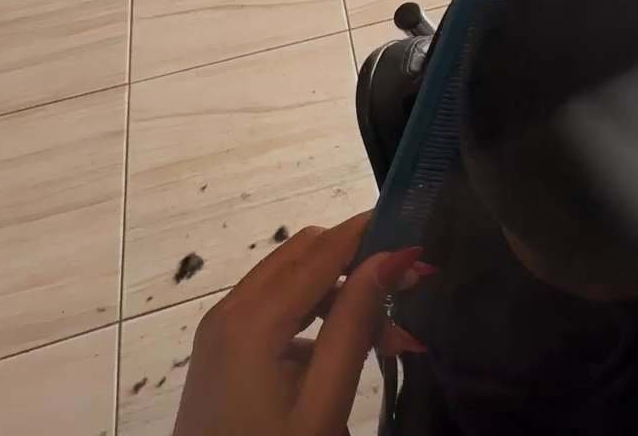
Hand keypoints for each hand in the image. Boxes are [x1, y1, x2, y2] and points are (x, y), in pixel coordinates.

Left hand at [175, 211, 425, 435]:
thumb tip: (393, 257)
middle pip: (305, 251)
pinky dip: (314, 312)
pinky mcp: (222, 349)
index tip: (416, 238)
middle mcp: (231, 308)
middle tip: (405, 292)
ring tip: (386, 334)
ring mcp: (221, 328)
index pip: (323, 248)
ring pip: (292, 276)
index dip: (371, 234)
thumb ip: (355, 323)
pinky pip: (275, 306)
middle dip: (357, 262)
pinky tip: (343, 348)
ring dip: (339, 290)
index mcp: (253, 317)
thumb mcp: (322, 402)